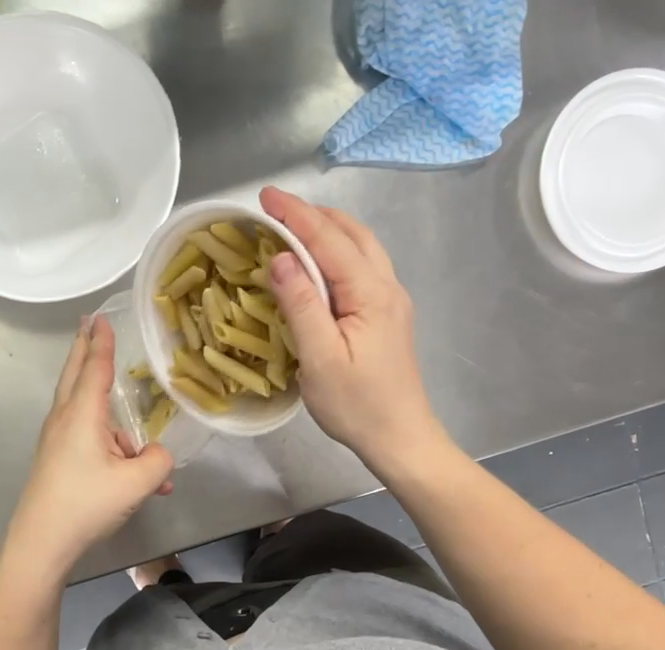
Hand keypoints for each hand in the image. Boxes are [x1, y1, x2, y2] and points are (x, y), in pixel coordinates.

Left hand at [4, 316, 173, 574]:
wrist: (42, 542)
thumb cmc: (86, 504)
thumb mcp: (137, 483)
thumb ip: (158, 461)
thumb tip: (157, 455)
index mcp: (82, 414)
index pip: (95, 367)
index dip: (102, 342)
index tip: (101, 317)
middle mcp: (65, 420)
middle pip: (76, 376)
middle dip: (85, 351)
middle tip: (89, 326)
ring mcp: (56, 442)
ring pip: (85, 413)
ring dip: (111, 416)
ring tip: (142, 452)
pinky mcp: (56, 462)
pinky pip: (88, 440)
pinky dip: (111, 446)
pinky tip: (137, 481)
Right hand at [259, 187, 453, 474]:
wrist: (400, 438)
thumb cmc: (357, 405)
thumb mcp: (320, 358)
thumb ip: (301, 305)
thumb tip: (280, 258)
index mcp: (370, 293)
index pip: (328, 240)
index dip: (295, 215)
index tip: (264, 196)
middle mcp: (386, 287)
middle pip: (351, 234)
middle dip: (313, 214)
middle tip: (274, 208)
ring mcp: (391, 301)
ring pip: (361, 248)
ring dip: (327, 230)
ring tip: (293, 226)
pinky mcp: (387, 317)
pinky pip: (361, 268)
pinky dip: (336, 252)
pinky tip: (317, 264)